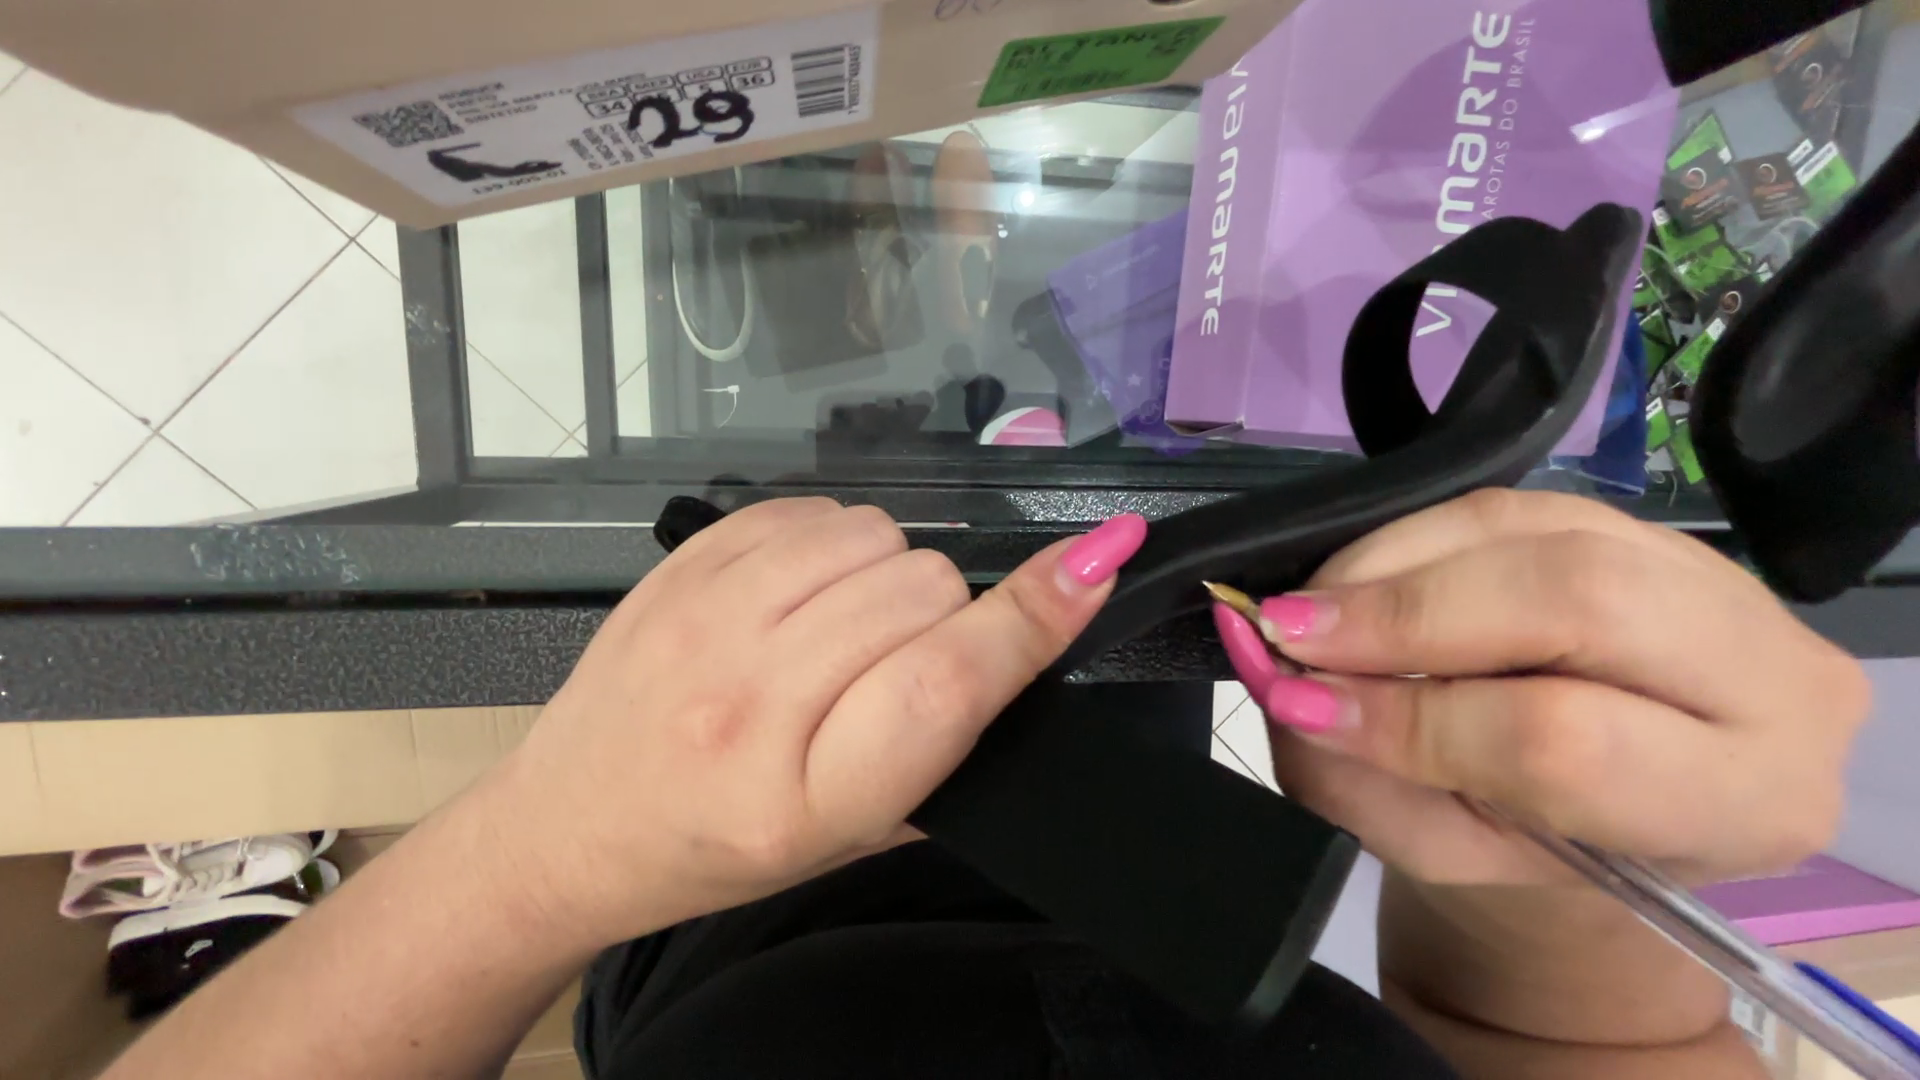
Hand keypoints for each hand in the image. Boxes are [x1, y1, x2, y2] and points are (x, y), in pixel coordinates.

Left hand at [473, 498, 1146, 950]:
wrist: (574, 824)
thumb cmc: (722, 849)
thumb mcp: (850, 833)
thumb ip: (945, 744)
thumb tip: (1029, 630)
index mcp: (802, 793)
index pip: (944, 680)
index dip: (1033, 616)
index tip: (1100, 561)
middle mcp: (749, 696)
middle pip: (921, 588)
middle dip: (944, 614)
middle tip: (900, 659)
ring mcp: (703, 617)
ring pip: (874, 535)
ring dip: (890, 572)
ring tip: (847, 623)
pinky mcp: (681, 564)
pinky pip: (812, 510)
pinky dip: (834, 543)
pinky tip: (803, 591)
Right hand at [1215, 489, 1870, 885]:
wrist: (1594, 800)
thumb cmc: (1518, 844)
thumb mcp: (1435, 847)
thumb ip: (1353, 775)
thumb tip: (1279, 680)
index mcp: (1735, 802)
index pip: (1562, 738)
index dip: (1413, 717)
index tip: (1297, 703)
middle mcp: (1764, 674)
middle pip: (1571, 598)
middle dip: (1400, 611)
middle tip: (1288, 629)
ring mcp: (1705, 575)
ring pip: (1524, 529)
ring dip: (1385, 564)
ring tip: (1309, 611)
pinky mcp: (1626, 523)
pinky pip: (1494, 505)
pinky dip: (1400, 540)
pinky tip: (1355, 583)